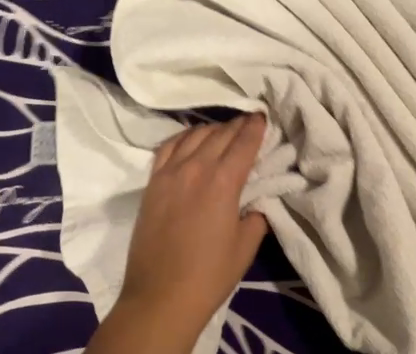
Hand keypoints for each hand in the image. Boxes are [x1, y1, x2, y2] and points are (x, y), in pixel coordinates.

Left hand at [89, 114, 269, 353]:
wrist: (160, 298)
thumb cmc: (209, 276)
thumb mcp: (246, 246)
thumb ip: (256, 214)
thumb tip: (257, 197)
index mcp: (223, 181)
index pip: (244, 141)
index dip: (256, 127)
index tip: (263, 117)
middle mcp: (197, 167)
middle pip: (221, 133)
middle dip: (238, 125)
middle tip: (249, 124)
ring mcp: (170, 172)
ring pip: (195, 134)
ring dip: (214, 129)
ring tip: (223, 132)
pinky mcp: (152, 182)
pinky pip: (169, 146)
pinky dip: (184, 137)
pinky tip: (192, 139)